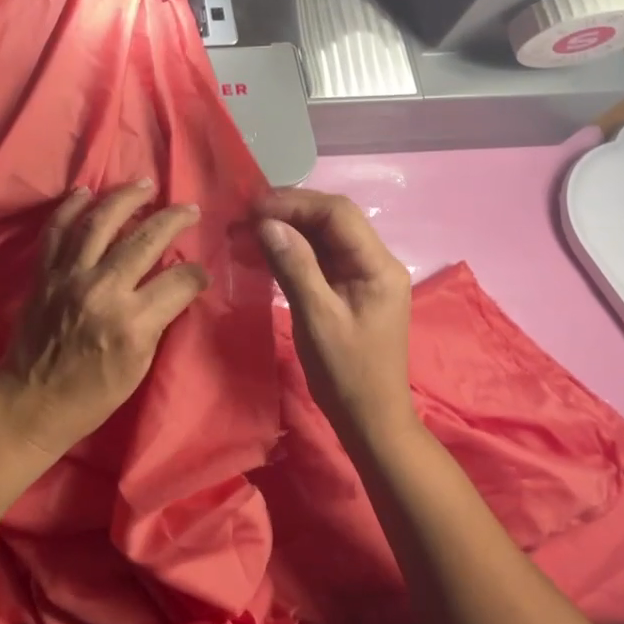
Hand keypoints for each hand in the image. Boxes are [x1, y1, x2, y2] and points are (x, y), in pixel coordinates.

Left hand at [0, 181, 208, 460]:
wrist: (30, 402)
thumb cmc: (91, 396)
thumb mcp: (138, 367)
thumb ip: (157, 321)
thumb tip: (173, 288)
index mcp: (132, 322)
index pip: (178, 281)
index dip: (196, 273)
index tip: (200, 271)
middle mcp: (102, 289)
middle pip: (145, 240)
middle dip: (173, 219)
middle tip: (189, 208)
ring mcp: (69, 276)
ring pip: (100, 222)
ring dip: (125, 199)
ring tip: (144, 185)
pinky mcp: (44, 273)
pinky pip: (57, 230)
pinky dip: (70, 208)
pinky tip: (85, 192)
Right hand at [254, 189, 415, 439]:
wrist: (370, 419)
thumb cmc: (346, 372)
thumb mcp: (317, 318)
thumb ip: (294, 266)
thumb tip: (267, 223)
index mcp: (378, 266)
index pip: (338, 214)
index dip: (295, 204)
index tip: (254, 210)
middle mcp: (376, 262)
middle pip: (332, 219)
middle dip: (289, 211)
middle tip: (246, 217)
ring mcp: (364, 274)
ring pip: (325, 235)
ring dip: (288, 228)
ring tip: (248, 230)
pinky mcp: (350, 287)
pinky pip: (321, 256)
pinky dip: (293, 249)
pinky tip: (265, 250)